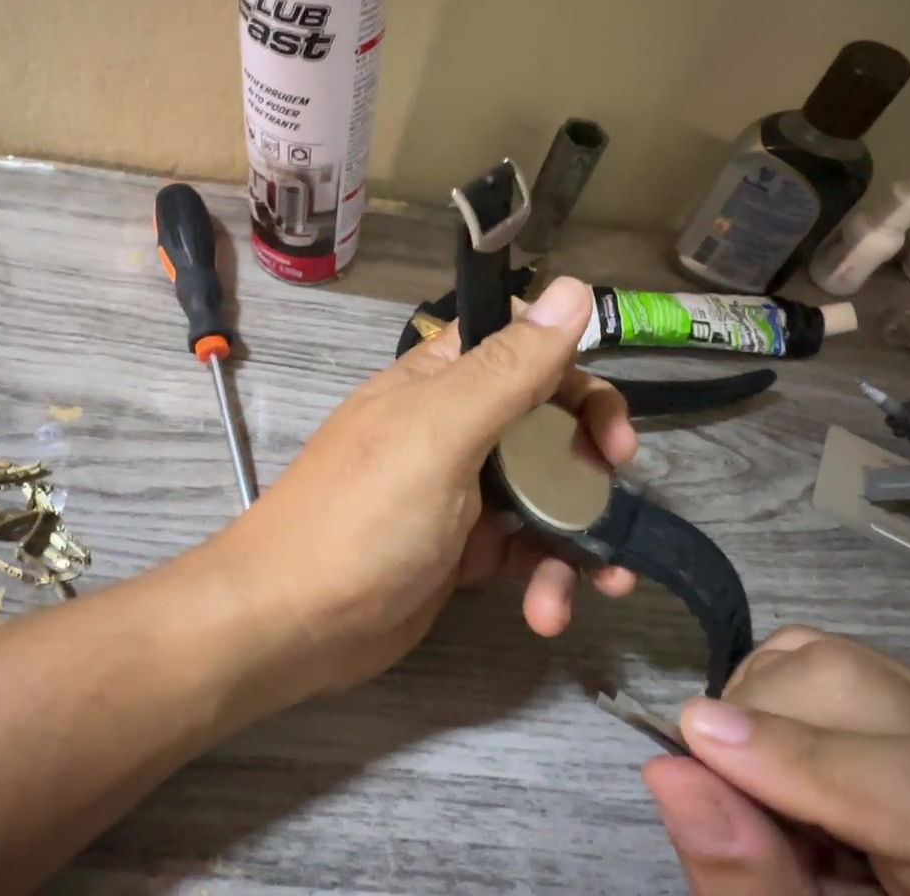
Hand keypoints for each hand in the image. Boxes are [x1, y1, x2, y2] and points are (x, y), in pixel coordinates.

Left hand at [216, 276, 637, 694]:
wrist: (293, 623)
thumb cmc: (364, 516)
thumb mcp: (440, 433)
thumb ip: (509, 367)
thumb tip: (574, 287)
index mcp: (442, 383)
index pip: (520, 345)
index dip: (568, 366)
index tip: (601, 413)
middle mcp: (455, 427)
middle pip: (546, 420)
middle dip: (589, 453)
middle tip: (615, 481)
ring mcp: (461, 491)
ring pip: (544, 491)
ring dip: (579, 533)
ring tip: (606, 580)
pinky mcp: (465, 550)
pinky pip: (526, 549)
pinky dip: (549, 576)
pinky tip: (551, 610)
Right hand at [645, 626, 909, 894]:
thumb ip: (748, 880)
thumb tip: (671, 771)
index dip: (799, 757)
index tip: (689, 741)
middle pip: (862, 689)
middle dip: (757, 718)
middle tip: (720, 791)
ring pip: (839, 656)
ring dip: (763, 700)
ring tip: (759, 782)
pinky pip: (840, 655)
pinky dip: (782, 689)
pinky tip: (789, 757)